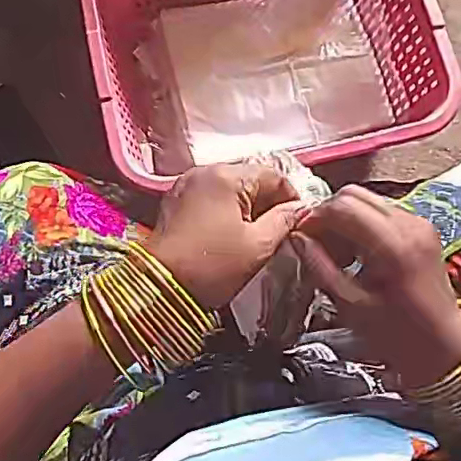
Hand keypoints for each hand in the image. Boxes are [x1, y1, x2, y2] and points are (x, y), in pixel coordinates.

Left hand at [146, 162, 308, 305]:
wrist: (160, 288)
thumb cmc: (210, 267)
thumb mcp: (257, 245)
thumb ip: (284, 221)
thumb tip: (300, 210)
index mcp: (225, 176)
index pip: (274, 175)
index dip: (292, 198)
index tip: (298, 222)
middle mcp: (203, 172)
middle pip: (250, 178)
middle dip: (268, 202)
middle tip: (278, 231)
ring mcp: (186, 185)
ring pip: (230, 189)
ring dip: (246, 208)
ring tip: (255, 236)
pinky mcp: (175, 202)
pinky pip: (210, 198)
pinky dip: (225, 211)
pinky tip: (230, 235)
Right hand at [292, 186, 460, 386]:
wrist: (444, 347)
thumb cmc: (399, 335)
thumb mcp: (351, 305)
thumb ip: (320, 267)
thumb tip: (298, 239)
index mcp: (394, 244)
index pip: (343, 205)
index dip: (315, 216)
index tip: (300, 234)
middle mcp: (410, 225)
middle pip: (354, 195)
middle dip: (328, 214)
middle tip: (314, 241)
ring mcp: (419, 224)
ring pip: (367, 200)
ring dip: (343, 219)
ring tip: (334, 252)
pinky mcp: (421, 228)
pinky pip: (381, 212)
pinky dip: (360, 225)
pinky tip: (354, 253)